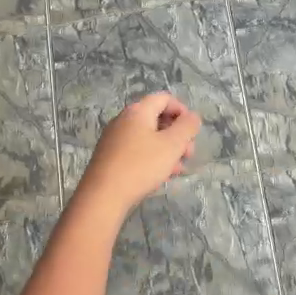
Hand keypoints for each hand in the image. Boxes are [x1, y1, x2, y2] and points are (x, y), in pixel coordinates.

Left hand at [74, 93, 202, 211]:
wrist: (103, 196)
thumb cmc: (141, 166)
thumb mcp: (172, 145)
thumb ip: (187, 127)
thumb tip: (192, 116)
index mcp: (137, 111)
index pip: (164, 99)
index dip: (182, 111)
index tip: (192, 131)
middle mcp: (123, 120)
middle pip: (156, 118)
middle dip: (177, 134)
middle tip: (188, 153)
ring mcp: (114, 138)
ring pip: (148, 137)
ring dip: (167, 149)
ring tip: (178, 168)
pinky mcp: (110, 157)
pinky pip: (137, 150)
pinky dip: (152, 157)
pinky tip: (161, 176)